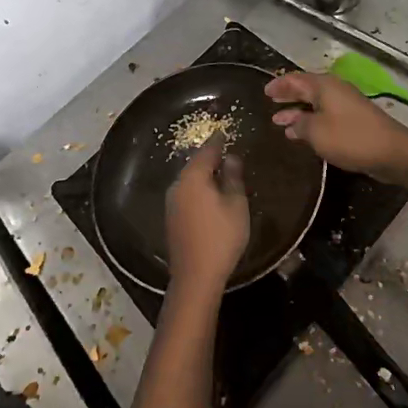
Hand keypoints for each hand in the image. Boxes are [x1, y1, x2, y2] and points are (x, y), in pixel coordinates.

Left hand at [164, 138, 248, 294]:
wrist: (196, 275)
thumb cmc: (222, 237)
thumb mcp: (236, 204)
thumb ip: (233, 177)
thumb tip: (231, 158)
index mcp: (193, 178)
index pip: (207, 151)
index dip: (218, 141)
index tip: (224, 132)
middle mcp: (178, 185)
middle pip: (195, 165)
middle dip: (210, 159)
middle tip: (227, 154)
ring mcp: (171, 203)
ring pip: (190, 181)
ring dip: (204, 176)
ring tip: (222, 175)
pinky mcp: (171, 218)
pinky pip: (187, 195)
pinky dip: (199, 190)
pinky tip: (211, 197)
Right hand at [264, 70, 407, 182]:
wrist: (391, 152)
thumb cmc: (350, 138)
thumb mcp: (316, 132)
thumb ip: (299, 124)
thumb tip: (289, 120)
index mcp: (324, 86)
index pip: (295, 79)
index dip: (279, 85)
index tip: (265, 91)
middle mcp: (334, 90)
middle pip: (306, 89)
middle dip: (288, 96)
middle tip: (271, 101)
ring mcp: (346, 104)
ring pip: (316, 103)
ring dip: (299, 111)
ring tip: (281, 121)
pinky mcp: (354, 119)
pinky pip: (326, 114)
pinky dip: (312, 120)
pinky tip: (303, 133)